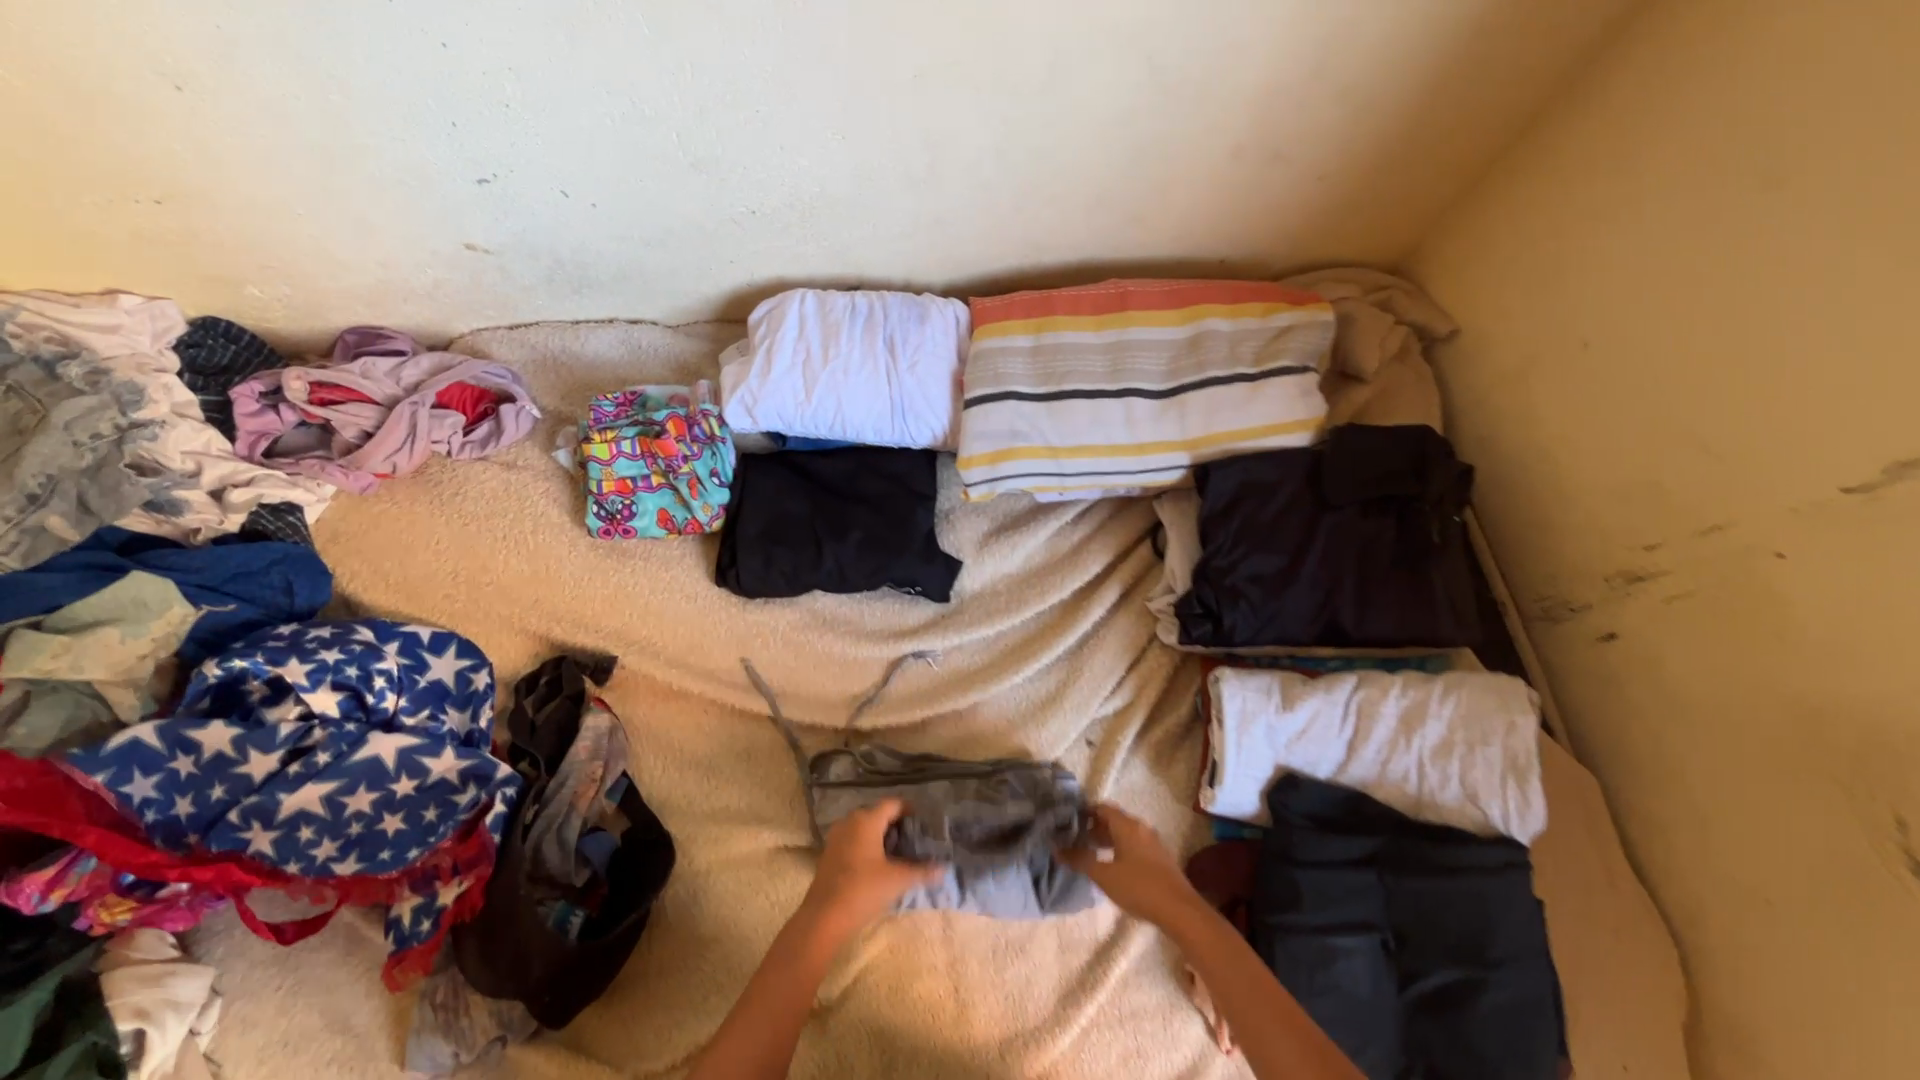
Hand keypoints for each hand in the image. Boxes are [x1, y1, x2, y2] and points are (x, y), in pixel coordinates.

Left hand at [799, 798, 945, 936]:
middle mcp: (849, 822)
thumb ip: (923, 871)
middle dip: (896, 824)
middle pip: (877, 814)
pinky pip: (853, 840)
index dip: (910, 810)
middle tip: (914, 839)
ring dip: (881, 836)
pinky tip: (878, 864)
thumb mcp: (898, 880)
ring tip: (899, 852)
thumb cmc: (864, 890)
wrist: (824, 917)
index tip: (924, 824)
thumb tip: (944, 869)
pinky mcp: (829, 853)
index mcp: (866, 820)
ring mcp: (836, 837)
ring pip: (863, 828)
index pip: (892, 804)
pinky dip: (867, 846)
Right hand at [1060, 803, 1208, 928]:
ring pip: (1125, 833)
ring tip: (1090, 852)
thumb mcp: (1104, 875)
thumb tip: (1057, 849)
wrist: (1179, 910)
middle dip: (1094, 827)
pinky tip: (1112, 866)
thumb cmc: (1138, 887)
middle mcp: (1141, 828)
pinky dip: (1120, 848)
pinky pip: (1135, 844)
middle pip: (1114, 820)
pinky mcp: (1159, 857)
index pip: (1103, 808)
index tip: (1068, 822)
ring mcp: (1153, 842)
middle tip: (1076, 839)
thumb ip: (1080, 860)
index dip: (1085, 812)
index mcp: (1127, 826)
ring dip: (1108, 839)